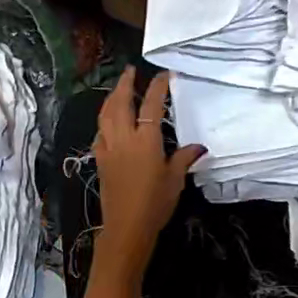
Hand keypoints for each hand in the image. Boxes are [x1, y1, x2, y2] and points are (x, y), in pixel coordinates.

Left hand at [92, 66, 204, 263]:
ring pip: (105, 115)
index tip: (163, 74)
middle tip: (130, 72)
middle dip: (124, 84)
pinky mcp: (100, 160)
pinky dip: (104, 121)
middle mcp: (124, 139)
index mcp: (146, 141)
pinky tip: (107, 121)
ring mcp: (108, 148)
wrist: (126, 226)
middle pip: (120, 103)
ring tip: (118, 89)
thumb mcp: (175, 180)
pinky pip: (99, 133)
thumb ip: (184, 158)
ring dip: (111, 99)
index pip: (152, 106)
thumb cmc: (155, 203)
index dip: (157, 87)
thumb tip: (198, 146)